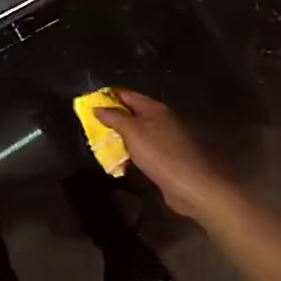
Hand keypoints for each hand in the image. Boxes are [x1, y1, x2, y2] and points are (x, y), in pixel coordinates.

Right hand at [92, 90, 242, 222]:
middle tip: (92, 127)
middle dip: (112, 119)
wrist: (192, 185)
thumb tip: (97, 107)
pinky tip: (122, 159)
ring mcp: (165, 137)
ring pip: (136, 131)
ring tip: (102, 144)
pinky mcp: (166, 155)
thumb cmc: (160, 154)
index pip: (126, 95)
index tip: (89, 106)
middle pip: (131, 112)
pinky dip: (131, 151)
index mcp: (154, 108)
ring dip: (120, 137)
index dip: (107, 97)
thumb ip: (114, 118)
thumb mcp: (133, 133)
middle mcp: (161, 118)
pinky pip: (143, 147)